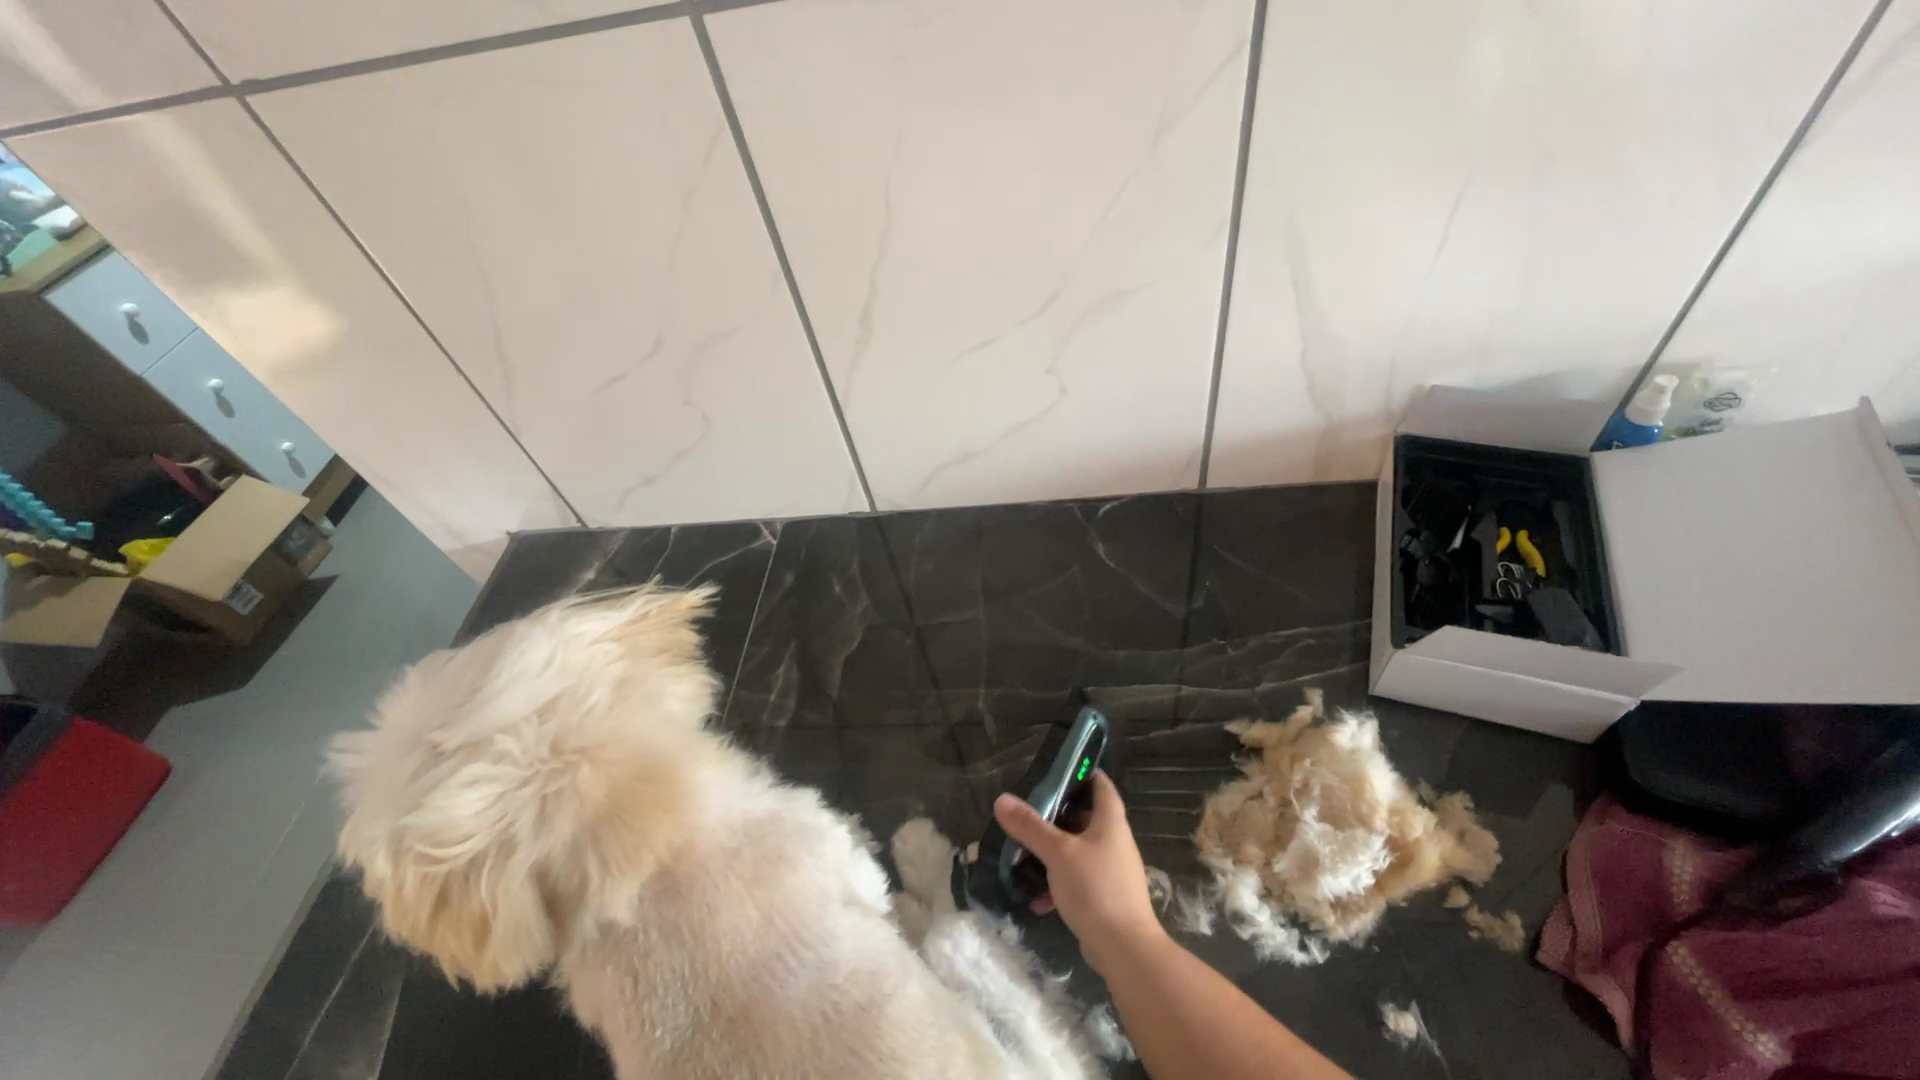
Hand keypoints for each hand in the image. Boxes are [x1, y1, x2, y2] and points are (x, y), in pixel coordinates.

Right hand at [993, 771, 1165, 975]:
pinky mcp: (1105, 897)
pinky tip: (1038, 899)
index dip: (1082, 773)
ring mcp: (1112, 871)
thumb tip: (1002, 799)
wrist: (1124, 947)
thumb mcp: (1058, 853)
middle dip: (1056, 816)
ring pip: (1078, 851)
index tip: (1056, 771)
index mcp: (1110, 822)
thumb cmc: (1095, 888)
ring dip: (1054, 853)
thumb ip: (1030, 827)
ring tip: (1024, 855)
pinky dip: (1059, 883)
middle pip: (1085, 818)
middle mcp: (1115, 841)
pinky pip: (1078, 880)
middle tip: (1027, 814)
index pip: (1101, 785)